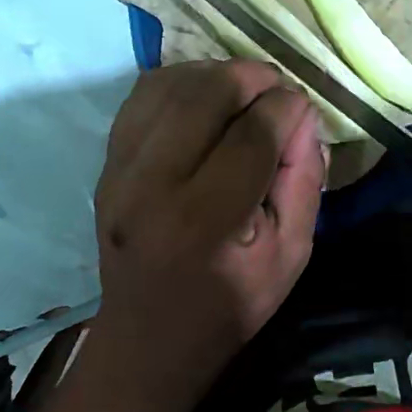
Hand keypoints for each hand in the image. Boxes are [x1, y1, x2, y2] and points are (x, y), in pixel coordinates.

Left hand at [90, 61, 324, 410]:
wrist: (151, 337)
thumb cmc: (232, 303)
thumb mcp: (292, 254)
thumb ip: (303, 181)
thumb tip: (301, 116)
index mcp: (206, 220)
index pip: (252, 134)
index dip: (286, 107)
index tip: (304, 106)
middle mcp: (153, 185)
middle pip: (205, 95)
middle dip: (252, 77)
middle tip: (277, 88)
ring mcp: (120, 171)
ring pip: (169, 85)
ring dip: (215, 74)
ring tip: (244, 89)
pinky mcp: (107, 164)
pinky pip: (141, 97)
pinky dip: (179, 83)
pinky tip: (205, 96)